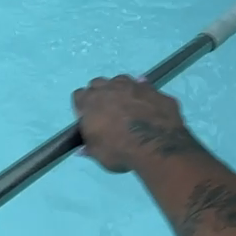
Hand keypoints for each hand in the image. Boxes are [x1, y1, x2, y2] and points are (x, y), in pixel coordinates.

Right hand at [72, 75, 200, 173]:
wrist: (157, 147)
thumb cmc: (121, 152)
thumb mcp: (100, 155)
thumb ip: (90, 147)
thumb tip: (82, 149)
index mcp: (90, 103)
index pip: (79, 96)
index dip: (84, 106)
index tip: (89, 117)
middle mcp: (109, 88)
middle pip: (98, 84)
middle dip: (101, 94)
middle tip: (108, 111)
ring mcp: (132, 85)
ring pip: (120, 80)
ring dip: (120, 90)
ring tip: (127, 106)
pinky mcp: (152, 89)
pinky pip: (144, 85)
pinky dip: (142, 93)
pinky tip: (146, 102)